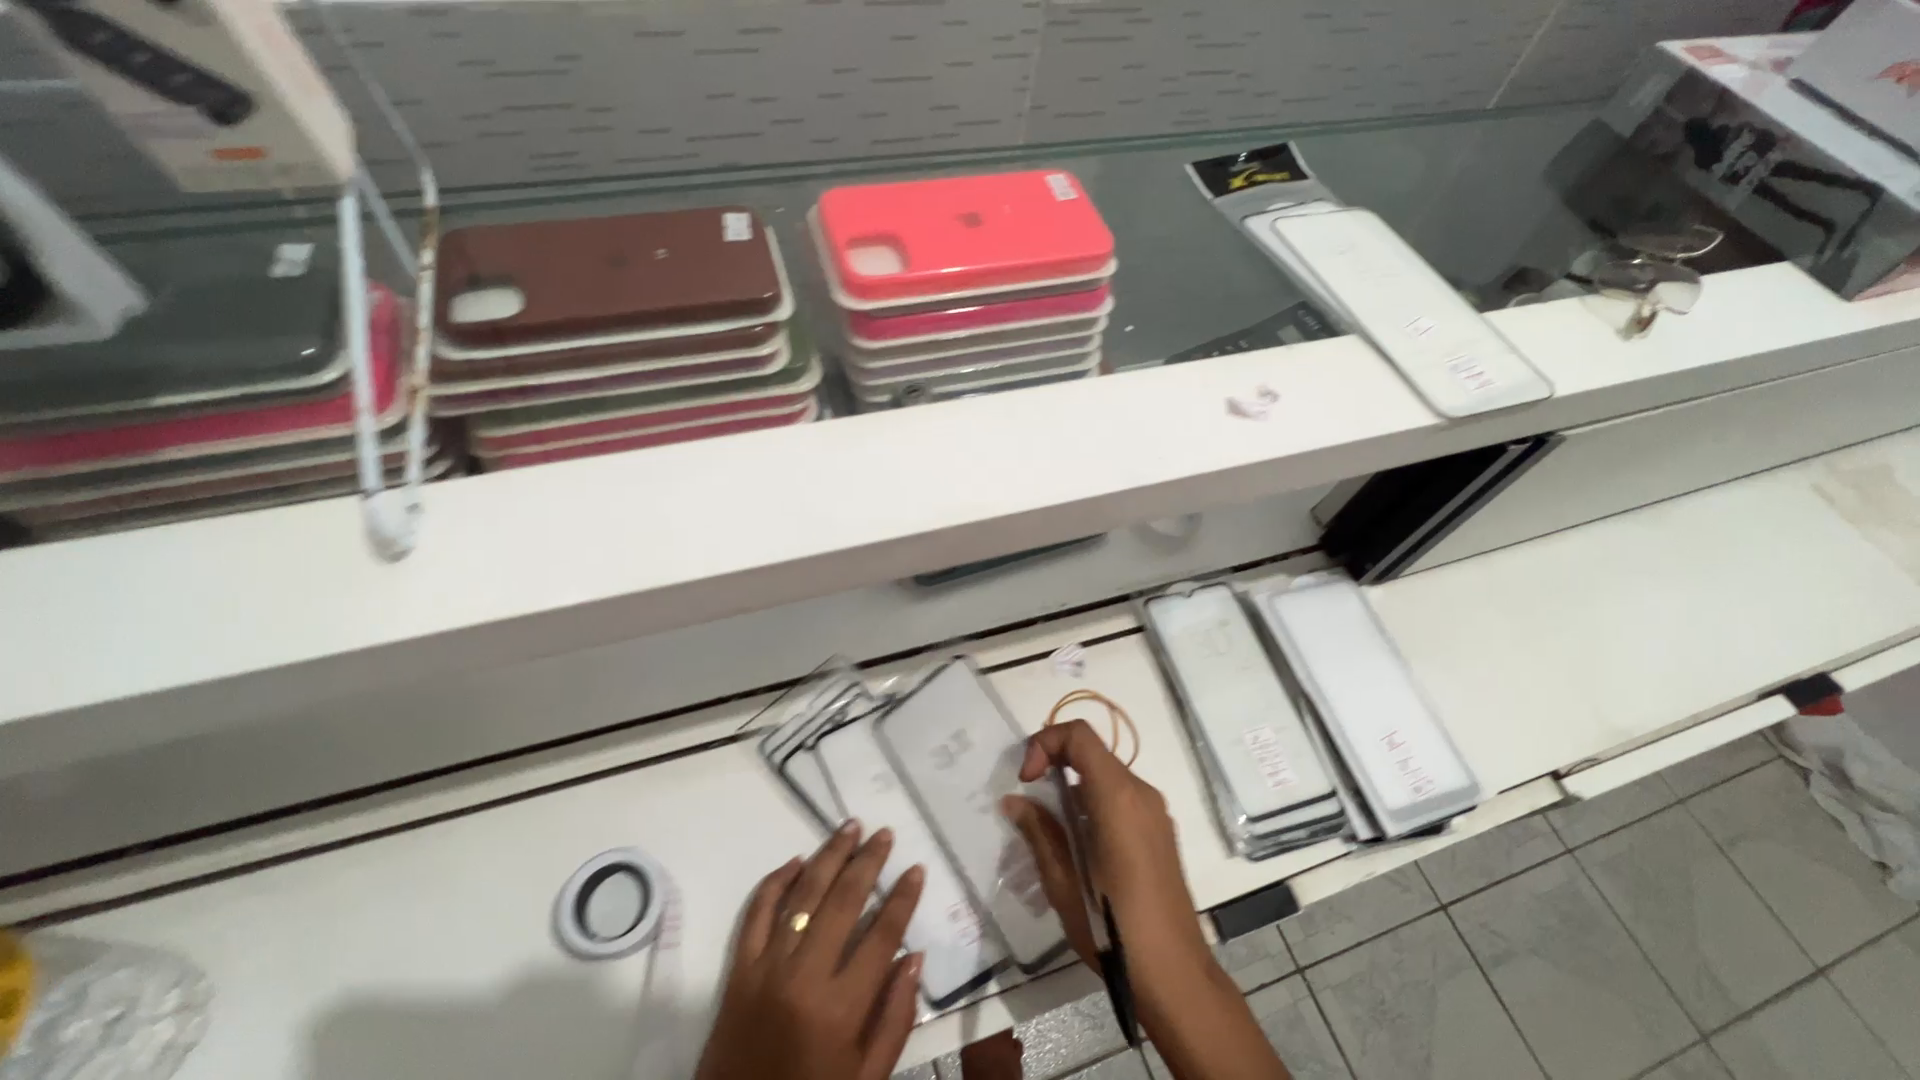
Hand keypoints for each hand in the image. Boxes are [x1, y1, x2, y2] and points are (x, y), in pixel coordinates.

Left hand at [694, 822, 926, 1079]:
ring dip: (828, 857)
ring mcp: (766, 968)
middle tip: (884, 833)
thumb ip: (894, 1018)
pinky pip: (755, 914)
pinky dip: (774, 883)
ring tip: (849, 828)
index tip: (916, 869)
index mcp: (841, 1007)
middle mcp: (804, 977)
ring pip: (801, 897)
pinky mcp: (738, 969)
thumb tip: (913, 957)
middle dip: (867, 862)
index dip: (902, 898)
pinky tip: (795, 861)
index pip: (882, 935)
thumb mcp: (867, 1075)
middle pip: (842, 902)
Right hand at [999, 720, 1209, 979]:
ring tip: (1049, 828)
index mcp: (1119, 798)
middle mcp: (1142, 794)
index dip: (1044, 743)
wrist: (1175, 974)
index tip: (1025, 781)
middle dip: (1053, 763)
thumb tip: (1014, 800)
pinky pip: (1121, 797)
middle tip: (1028, 801)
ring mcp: (1156, 813)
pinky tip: (1079, 845)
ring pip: (1106, 775)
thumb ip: (1039, 833)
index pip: (1079, 736)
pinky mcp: (1160, 831)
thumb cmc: (1114, 929)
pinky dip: (1092, 802)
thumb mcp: (1064, 883)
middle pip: (1092, 752)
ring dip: (1072, 785)